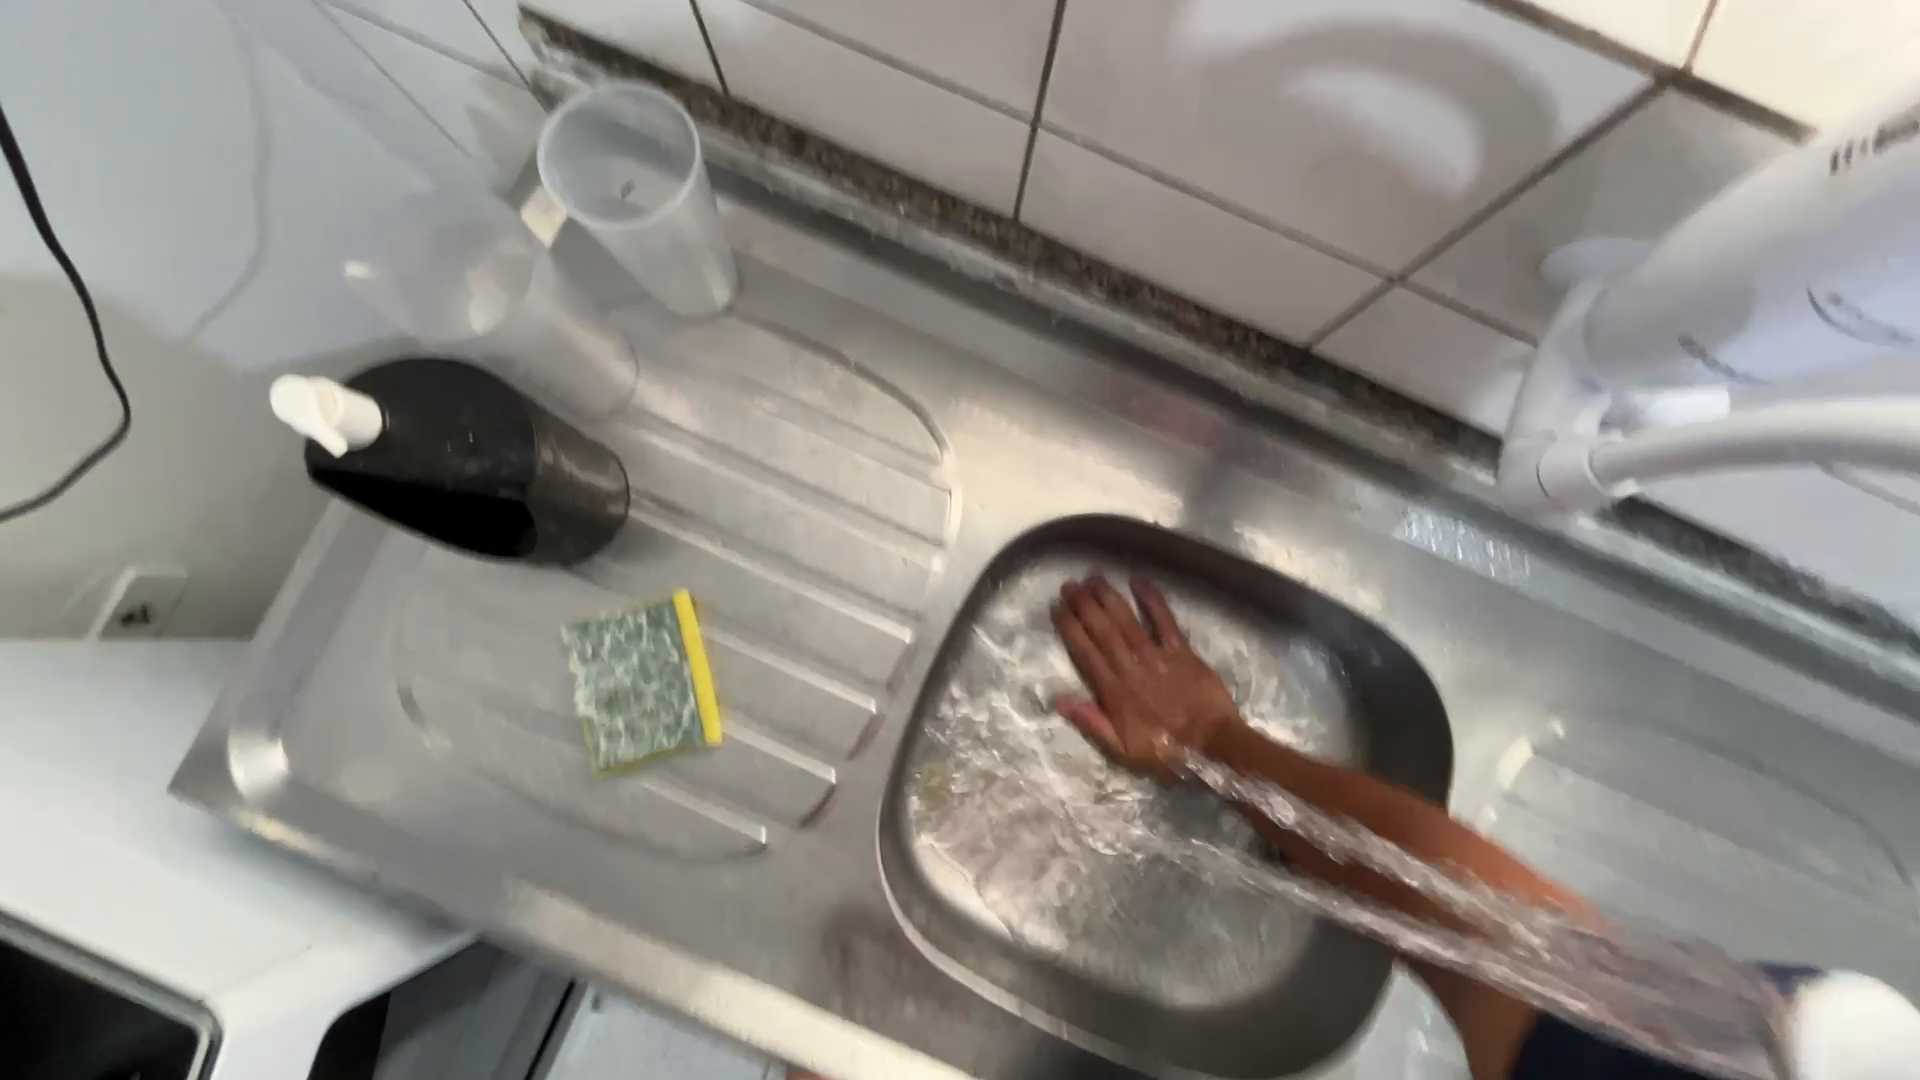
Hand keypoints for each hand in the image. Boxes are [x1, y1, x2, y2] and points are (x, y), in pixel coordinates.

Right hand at [1051, 575, 1242, 780]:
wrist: (1212, 747)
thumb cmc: (1165, 752)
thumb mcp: (1121, 750)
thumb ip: (1091, 722)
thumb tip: (1059, 700)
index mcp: (1113, 692)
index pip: (1085, 653)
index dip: (1070, 628)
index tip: (1057, 608)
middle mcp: (1130, 667)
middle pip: (1102, 630)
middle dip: (1084, 606)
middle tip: (1069, 585)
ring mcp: (1156, 656)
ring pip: (1127, 621)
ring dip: (1109, 598)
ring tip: (1094, 579)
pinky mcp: (1182, 651)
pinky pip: (1164, 621)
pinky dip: (1152, 600)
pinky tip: (1139, 581)